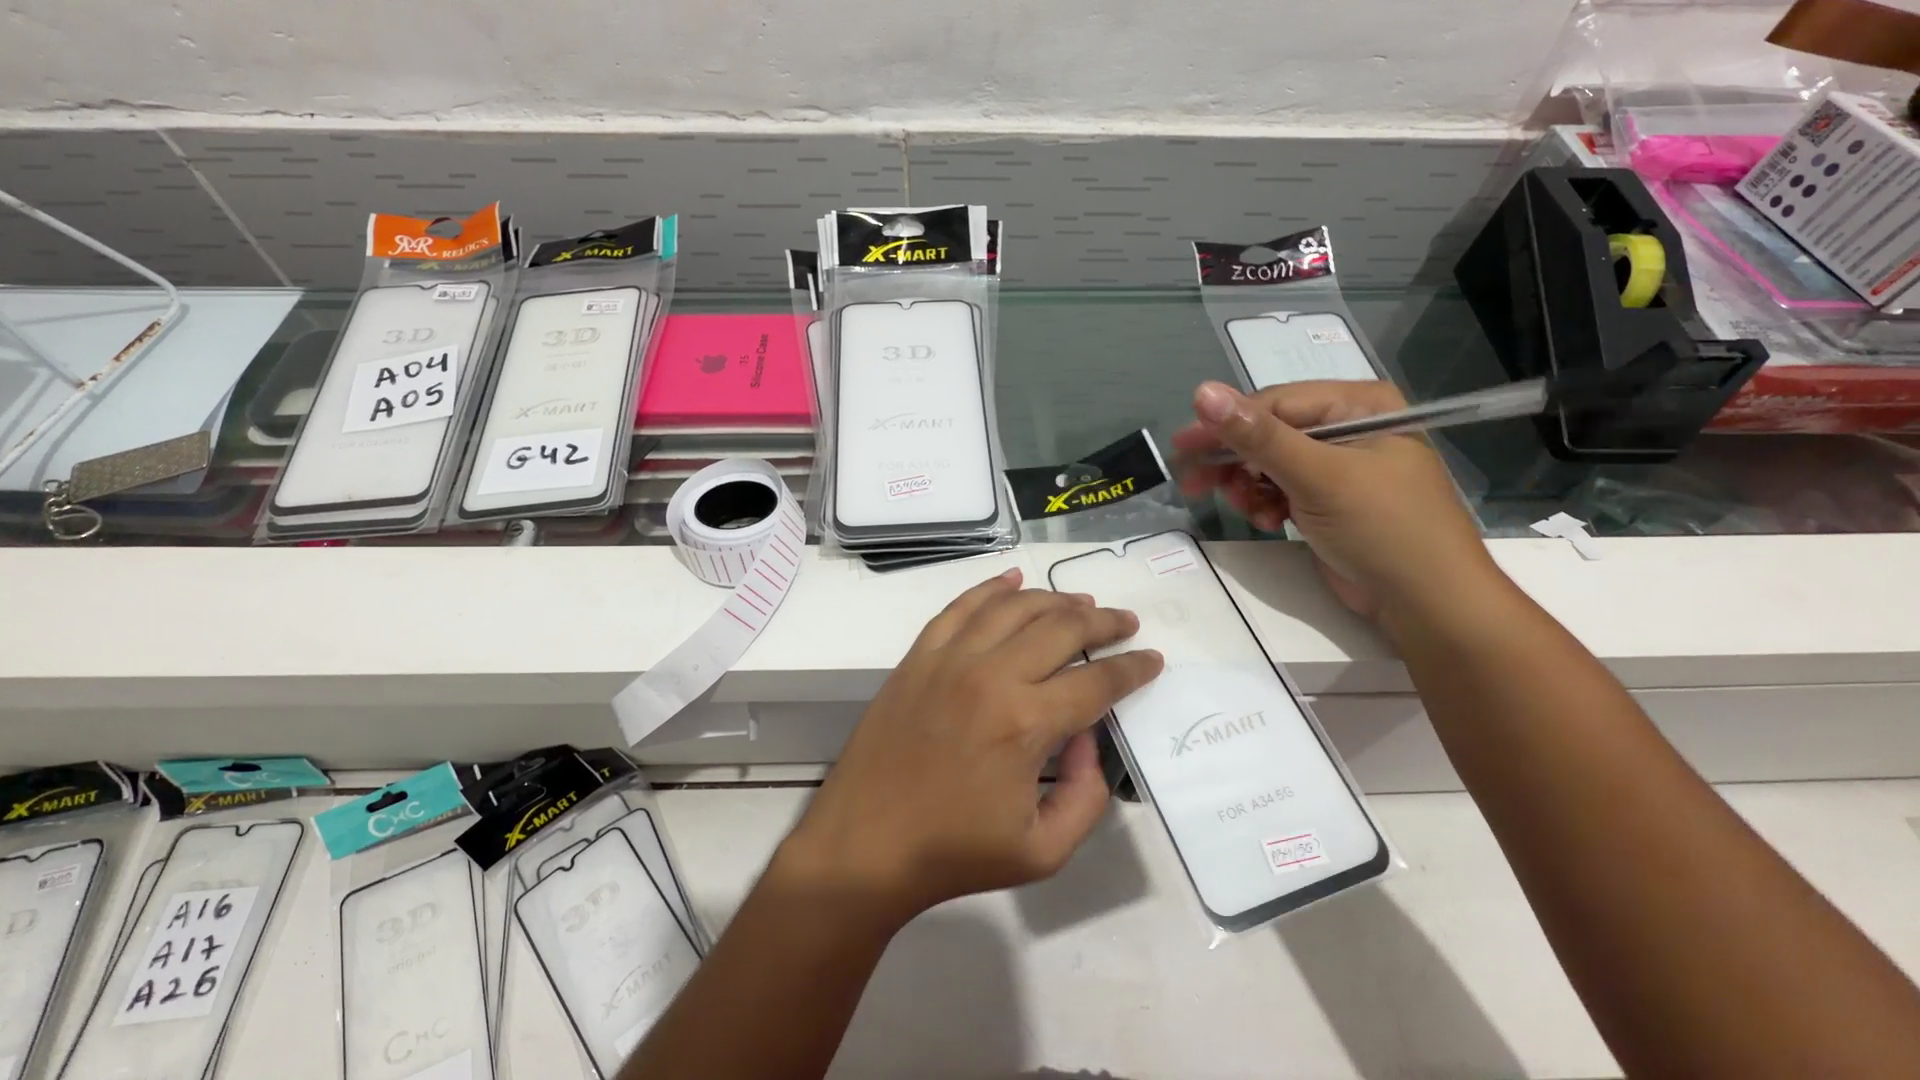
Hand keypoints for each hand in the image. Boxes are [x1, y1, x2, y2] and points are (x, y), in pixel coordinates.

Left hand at [778, 569, 1162, 920]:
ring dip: (1055, 599)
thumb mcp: (1044, 850)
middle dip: (1104, 622)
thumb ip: (1087, 795)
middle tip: (1125, 623)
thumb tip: (1087, 740)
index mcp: (1026, 723)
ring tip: (1082, 603)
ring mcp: (948, 660)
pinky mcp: (917, 658)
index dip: (1133, 668)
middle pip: (1062, 628)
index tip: (1152, 660)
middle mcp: (991, 676)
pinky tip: (1012, 581)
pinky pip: (960, 608)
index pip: (1097, 681)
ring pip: (1013, 607)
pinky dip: (990, 589)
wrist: (864, 846)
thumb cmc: (954, 854)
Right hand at [1172, 379, 1495, 620]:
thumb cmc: (1382, 528)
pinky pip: (1281, 491)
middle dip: (1234, 460)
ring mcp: (1339, 468)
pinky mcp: (1328, 503)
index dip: (1226, 423)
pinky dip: (1265, 504)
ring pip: (1269, 465)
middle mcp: (1349, 428)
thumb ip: (1259, 436)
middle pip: (1269, 433)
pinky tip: (1267, 523)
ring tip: (1247, 510)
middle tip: (1192, 484)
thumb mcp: (1318, 477)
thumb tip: (1202, 392)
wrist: (1426, 602)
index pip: (1276, 402)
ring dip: (1248, 487)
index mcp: (1359, 405)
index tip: (1182, 447)